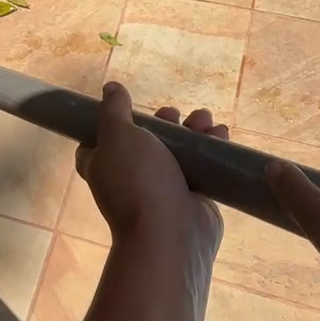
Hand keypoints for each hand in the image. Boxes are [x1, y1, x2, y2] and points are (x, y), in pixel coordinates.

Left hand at [76, 81, 226, 256]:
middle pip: (146, 140)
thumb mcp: (117, 135)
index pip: (98, 144)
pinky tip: (221, 135)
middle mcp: (130, 177)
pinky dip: (211, 148)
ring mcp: (162, 189)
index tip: (127, 109)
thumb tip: (110, 88)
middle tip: (175, 113)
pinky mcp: (192, 197)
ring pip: (177, 151)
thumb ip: (114, 110)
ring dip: (192, 130)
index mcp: (104, 164)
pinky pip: (201, 167)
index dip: (111, 125)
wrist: (169, 233)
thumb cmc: (136, 180)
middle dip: (163, 122)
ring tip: (206, 119)